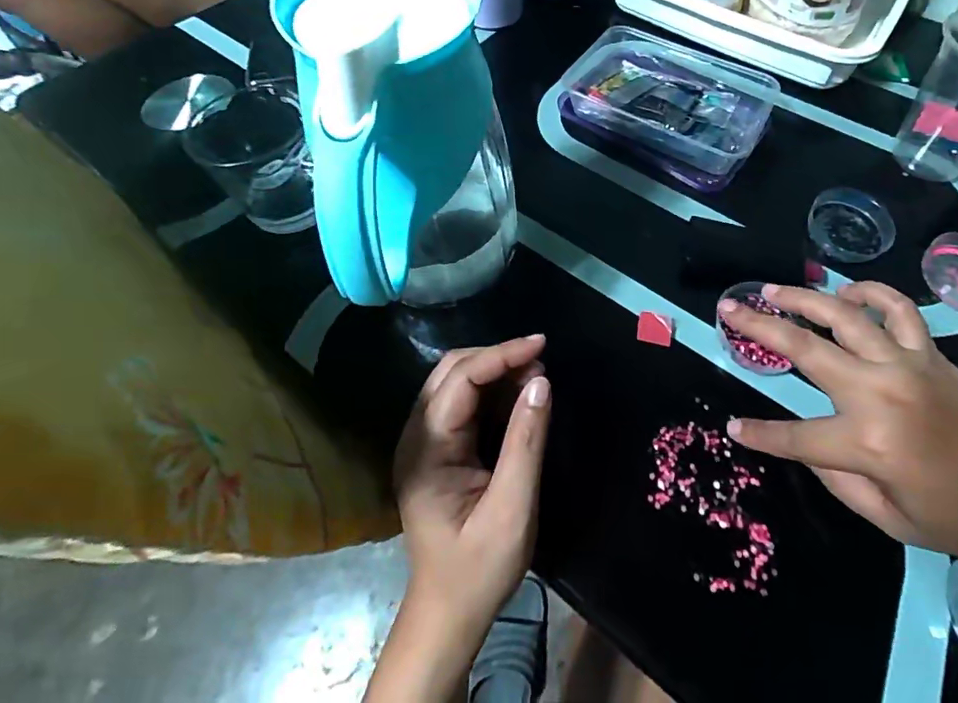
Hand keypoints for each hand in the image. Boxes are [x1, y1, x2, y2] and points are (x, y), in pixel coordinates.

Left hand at [393, 335, 552, 628]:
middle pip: (451, 372)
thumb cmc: (479, 569)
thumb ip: (525, 442)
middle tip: (541, 360)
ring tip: (536, 372)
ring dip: (494, 371)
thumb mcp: (512, 509)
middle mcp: (416, 436)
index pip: (460, 380)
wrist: (448, 613)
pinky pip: (461, 405)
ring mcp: (423, 442)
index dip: (500, 355)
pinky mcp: (436, 451)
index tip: (541, 344)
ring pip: (455, 383)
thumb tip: (540, 382)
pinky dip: (491, 392)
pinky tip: (518, 394)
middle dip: (496, 357)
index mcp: (426, 449)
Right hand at [722, 283, 957, 564]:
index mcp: (866, 442)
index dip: (760, 433)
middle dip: (758, 327)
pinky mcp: (931, 354)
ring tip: (773, 289)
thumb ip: (842, 485)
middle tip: (728, 308)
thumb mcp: (896, 523)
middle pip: (803, 349)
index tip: (735, 426)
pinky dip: (871, 294)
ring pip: (843, 316)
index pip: (795, 436)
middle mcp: (877, 391)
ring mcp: (905, 365)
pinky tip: (848, 291)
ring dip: (803, 297)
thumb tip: (810, 453)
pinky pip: (898, 310)